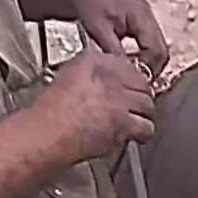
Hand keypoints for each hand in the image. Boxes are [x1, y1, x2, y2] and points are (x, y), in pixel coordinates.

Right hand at [33, 52, 155, 162]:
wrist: (50, 131)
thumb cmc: (53, 112)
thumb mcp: (70, 76)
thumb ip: (91, 75)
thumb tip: (106, 83)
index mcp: (95, 61)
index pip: (128, 67)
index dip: (133, 83)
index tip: (131, 91)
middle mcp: (109, 77)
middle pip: (142, 85)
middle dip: (142, 99)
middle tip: (137, 109)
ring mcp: (118, 99)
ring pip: (147, 106)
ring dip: (144, 116)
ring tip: (138, 123)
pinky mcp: (122, 122)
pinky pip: (145, 127)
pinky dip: (144, 133)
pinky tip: (137, 136)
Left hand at [69, 0, 169, 76]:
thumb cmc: (87, 0)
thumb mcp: (100, 31)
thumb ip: (117, 54)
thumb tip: (132, 75)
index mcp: (140, 14)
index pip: (156, 51)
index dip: (148, 68)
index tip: (136, 79)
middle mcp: (147, 13)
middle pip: (162, 51)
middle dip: (152, 68)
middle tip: (138, 80)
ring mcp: (145, 16)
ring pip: (158, 48)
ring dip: (148, 63)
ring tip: (133, 71)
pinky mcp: (140, 19)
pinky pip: (150, 43)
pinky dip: (144, 55)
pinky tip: (131, 60)